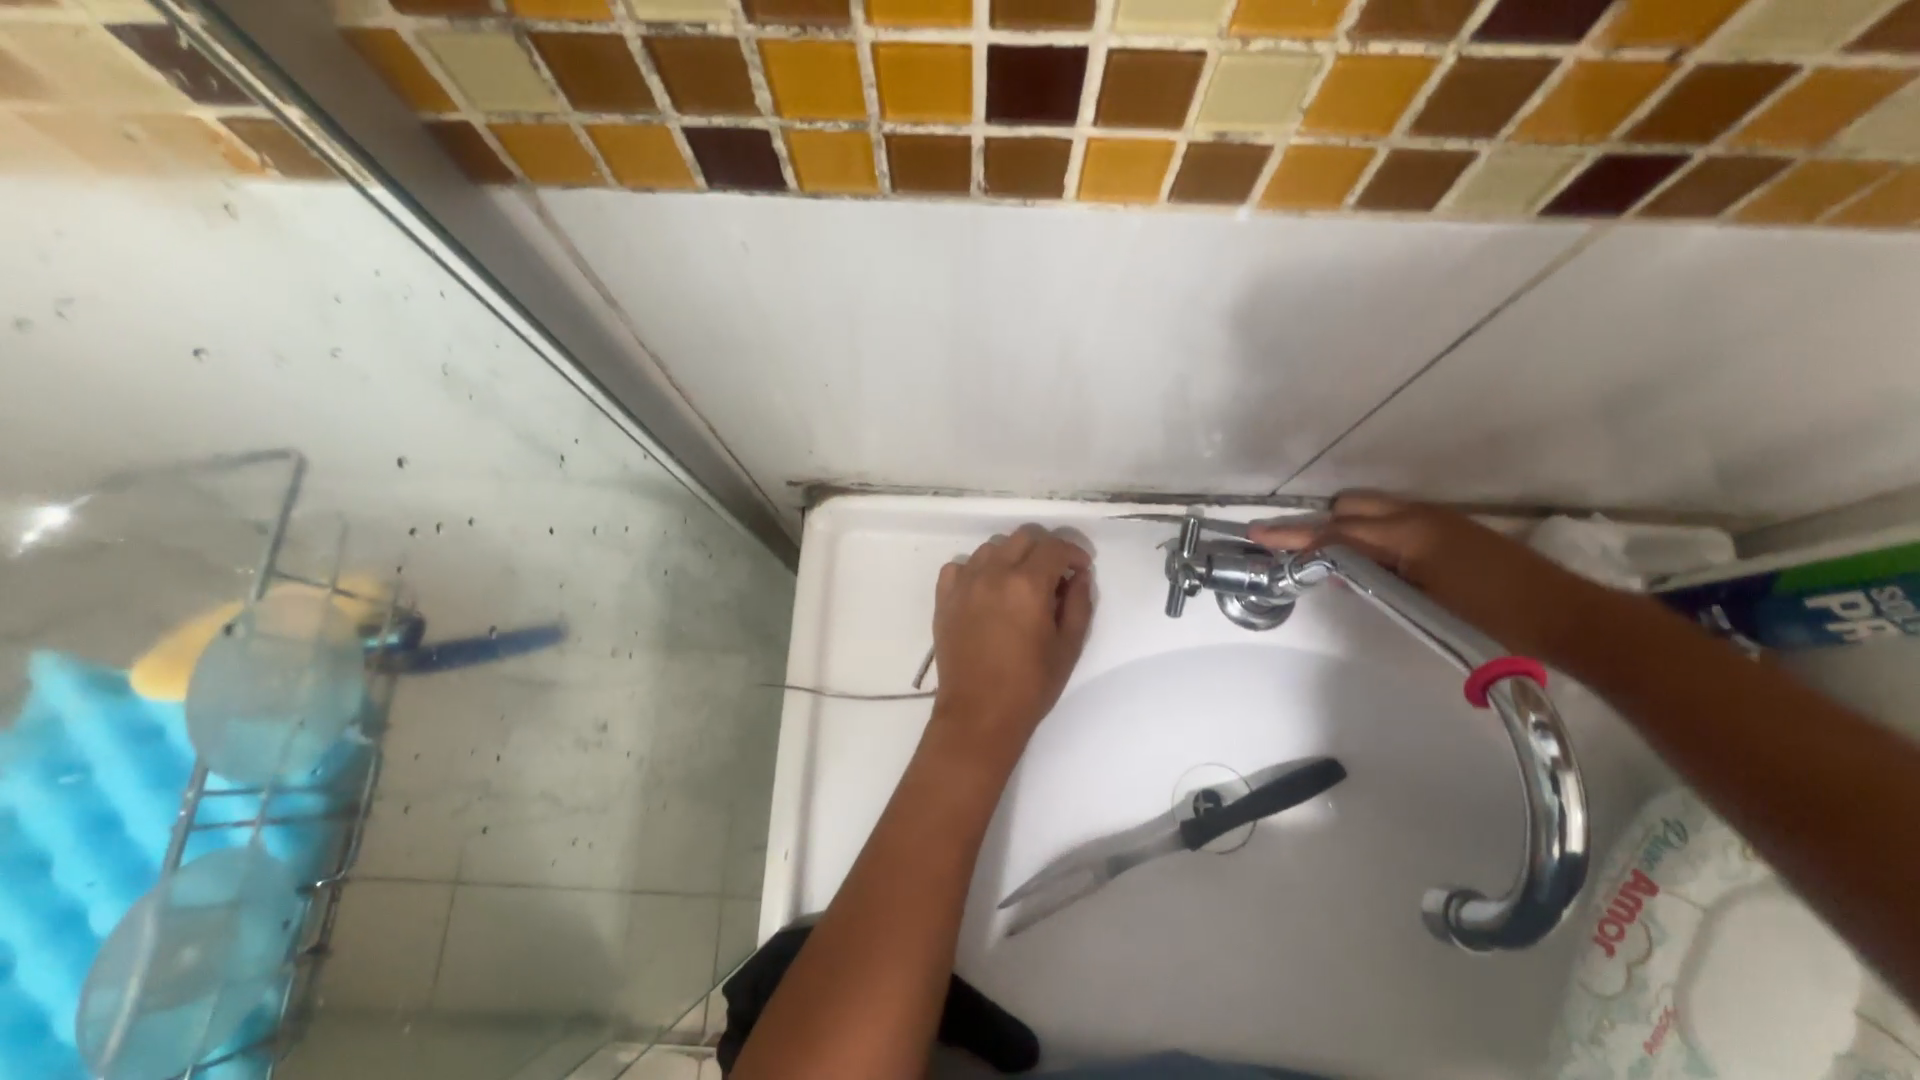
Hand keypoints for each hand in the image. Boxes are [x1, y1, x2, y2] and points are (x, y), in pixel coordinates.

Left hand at [930, 524, 1094, 753]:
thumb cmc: (1030, 685)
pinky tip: (987, 591)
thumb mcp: (1069, 646)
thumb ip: (1079, 603)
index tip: (1081, 567)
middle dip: (1045, 549)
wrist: (979, 714)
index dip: (1074, 552)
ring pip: (991, 548)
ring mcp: (964, 584)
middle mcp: (993, 574)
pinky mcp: (944, 599)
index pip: (1055, 547)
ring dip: (1012, 556)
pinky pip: (959, 567)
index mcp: (1027, 584)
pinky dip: (977, 570)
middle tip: (1055, 574)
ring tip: (1021, 583)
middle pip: (1023, 537)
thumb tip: (1079, 577)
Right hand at [1250, 493, 1607, 663]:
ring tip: (1330, 562)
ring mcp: (1436, 518)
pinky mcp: (1449, 527)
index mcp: (1408, 536)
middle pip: (1350, 508)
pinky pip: (1391, 518)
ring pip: (1371, 510)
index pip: (1337, 534)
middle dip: (1318, 526)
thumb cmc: (1492, 619)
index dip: (1295, 538)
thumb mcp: (1422, 604)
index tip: (1257, 535)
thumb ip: (1372, 580)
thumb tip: (1335, 571)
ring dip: (1344, 528)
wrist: (1563, 615)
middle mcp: (1418, 517)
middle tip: (1294, 555)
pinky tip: (1371, 561)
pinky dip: (1368, 532)